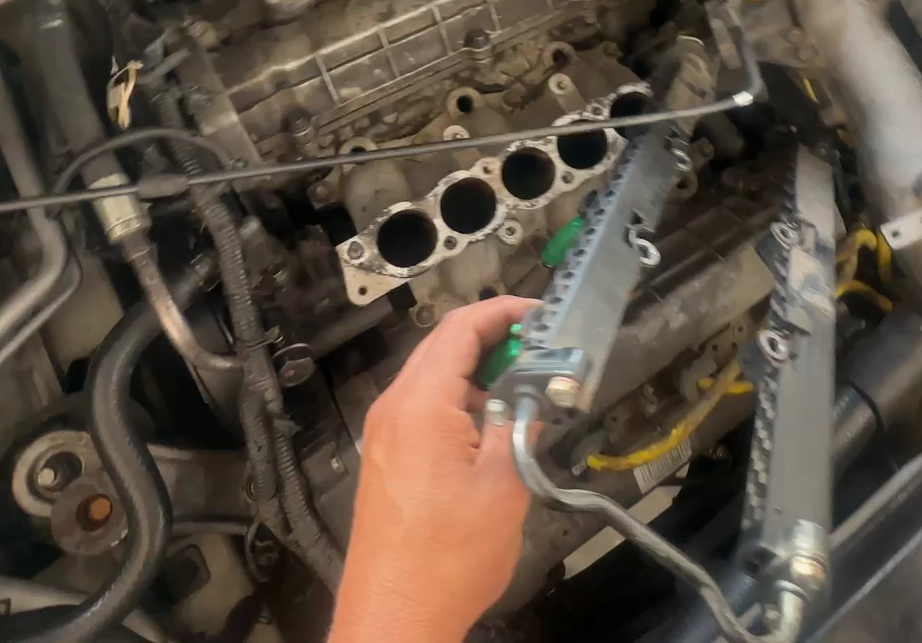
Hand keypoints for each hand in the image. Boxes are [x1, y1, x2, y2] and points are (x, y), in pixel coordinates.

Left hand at [329, 295, 538, 642]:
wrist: (393, 620)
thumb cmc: (445, 560)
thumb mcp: (505, 485)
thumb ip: (521, 425)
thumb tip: (533, 395)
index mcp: (422, 405)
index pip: (461, 328)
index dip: (502, 311)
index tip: (536, 313)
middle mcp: (394, 408)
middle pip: (443, 343)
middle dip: (492, 334)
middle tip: (536, 343)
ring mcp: (385, 430)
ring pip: (433, 371)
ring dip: (476, 366)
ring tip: (520, 381)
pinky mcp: (386, 453)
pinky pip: (423, 402)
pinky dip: (458, 395)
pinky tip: (489, 419)